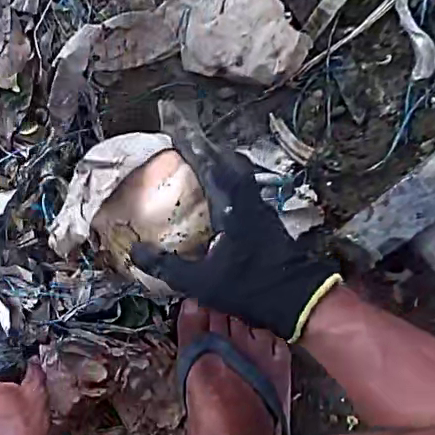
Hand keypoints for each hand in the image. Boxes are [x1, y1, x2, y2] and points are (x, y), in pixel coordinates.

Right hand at [131, 131, 339, 342]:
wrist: (298, 302)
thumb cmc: (249, 288)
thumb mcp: (200, 282)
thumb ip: (166, 265)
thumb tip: (136, 251)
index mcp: (234, 208)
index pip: (212, 166)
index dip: (194, 148)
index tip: (178, 133)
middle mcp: (251, 203)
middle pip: (232, 166)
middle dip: (211, 155)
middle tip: (191, 152)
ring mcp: (264, 213)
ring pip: (243, 180)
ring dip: (224, 173)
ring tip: (202, 175)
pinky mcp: (271, 226)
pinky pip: (247, 197)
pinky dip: (231, 191)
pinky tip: (221, 207)